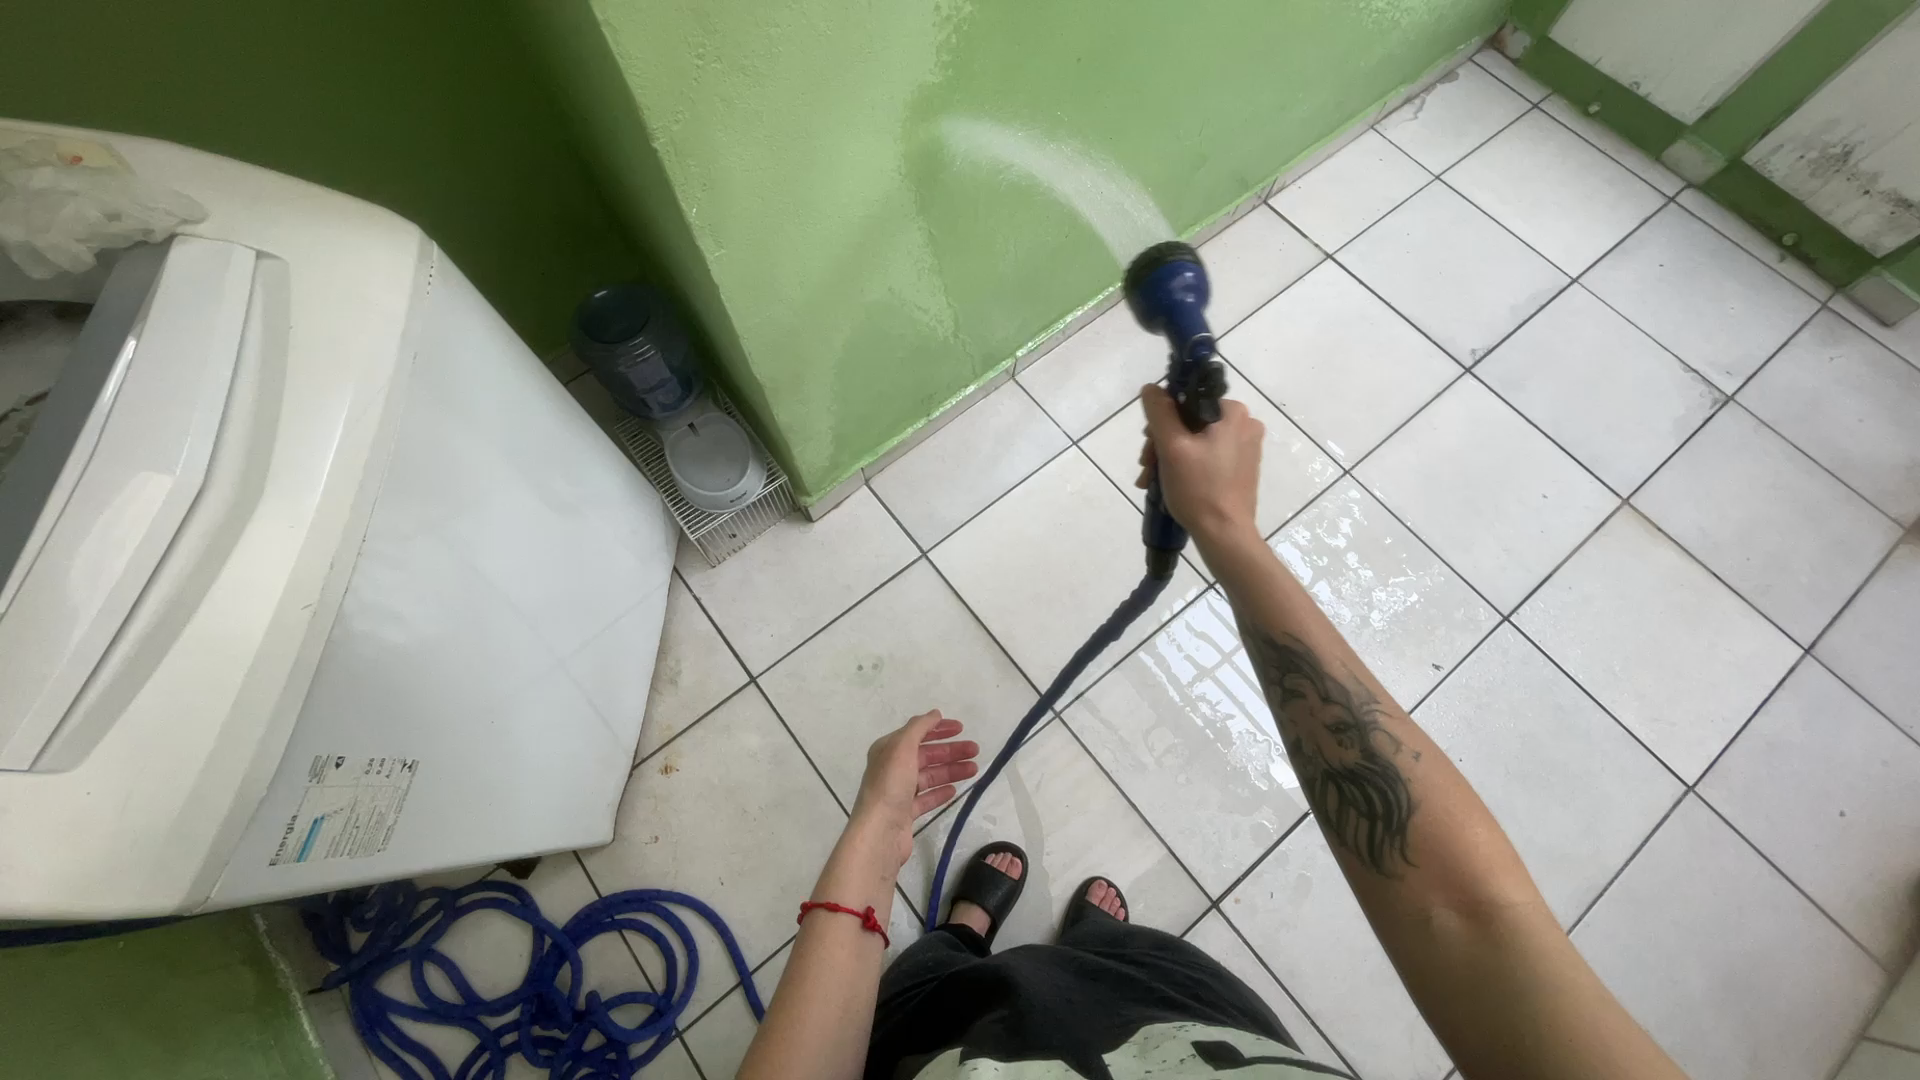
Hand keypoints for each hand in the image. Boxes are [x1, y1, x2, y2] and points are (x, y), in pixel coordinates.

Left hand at [849, 710, 979, 868]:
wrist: (880, 831)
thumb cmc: (890, 784)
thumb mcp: (902, 747)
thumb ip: (919, 727)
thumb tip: (934, 714)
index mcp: (888, 749)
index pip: (917, 733)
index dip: (939, 729)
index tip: (962, 728)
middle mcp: (892, 768)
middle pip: (926, 755)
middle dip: (951, 751)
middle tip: (975, 750)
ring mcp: (899, 792)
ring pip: (930, 776)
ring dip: (951, 770)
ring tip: (974, 769)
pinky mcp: (906, 812)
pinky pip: (927, 798)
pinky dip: (941, 792)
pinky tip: (955, 790)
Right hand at [1136, 384, 1264, 546]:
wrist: (1224, 534)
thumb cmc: (1199, 488)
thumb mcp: (1172, 447)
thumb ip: (1159, 413)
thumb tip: (1150, 388)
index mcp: (1233, 413)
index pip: (1187, 401)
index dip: (1162, 419)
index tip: (1148, 445)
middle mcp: (1244, 425)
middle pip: (1189, 423)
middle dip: (1162, 444)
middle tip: (1147, 468)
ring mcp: (1245, 448)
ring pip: (1194, 441)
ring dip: (1168, 458)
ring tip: (1151, 481)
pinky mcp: (1240, 469)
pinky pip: (1205, 458)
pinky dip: (1185, 467)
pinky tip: (1167, 484)